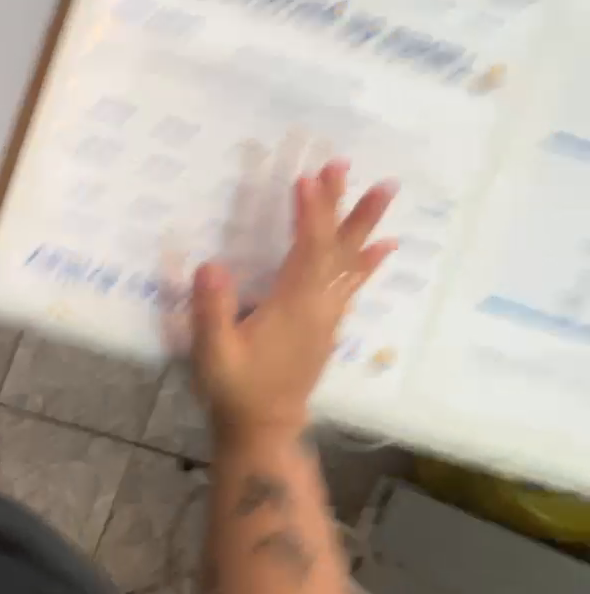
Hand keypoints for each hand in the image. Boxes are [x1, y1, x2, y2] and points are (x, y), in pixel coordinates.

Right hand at [191, 160, 396, 439]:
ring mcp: (326, 315)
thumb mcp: (213, 350)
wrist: (264, 425)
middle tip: (344, 168)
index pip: (307, 252)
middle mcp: (319, 306)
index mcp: (293, 308)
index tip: (304, 180)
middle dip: (340, 208)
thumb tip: (211, 266)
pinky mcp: (323, 323)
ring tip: (379, 191)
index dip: (308, 215)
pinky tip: (381, 247)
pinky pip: (351, 282)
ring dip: (360, 225)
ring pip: (349, 262)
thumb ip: (213, 310)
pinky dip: (366, 260)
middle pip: (336, 249)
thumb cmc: (234, 387)